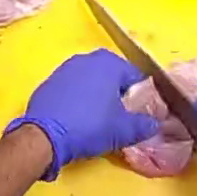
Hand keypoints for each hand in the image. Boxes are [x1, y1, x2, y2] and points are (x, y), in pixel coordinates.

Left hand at [7, 50, 161, 180]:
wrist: (43, 136)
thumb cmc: (89, 127)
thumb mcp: (122, 131)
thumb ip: (143, 125)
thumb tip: (153, 124)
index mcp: (109, 63)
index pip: (135, 77)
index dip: (140, 97)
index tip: (137, 115)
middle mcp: (86, 59)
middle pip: (111, 78)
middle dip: (116, 96)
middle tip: (116, 119)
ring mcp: (64, 70)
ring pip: (89, 84)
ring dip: (95, 99)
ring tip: (95, 121)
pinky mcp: (47, 85)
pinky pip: (69, 92)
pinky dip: (75, 102)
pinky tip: (74, 121)